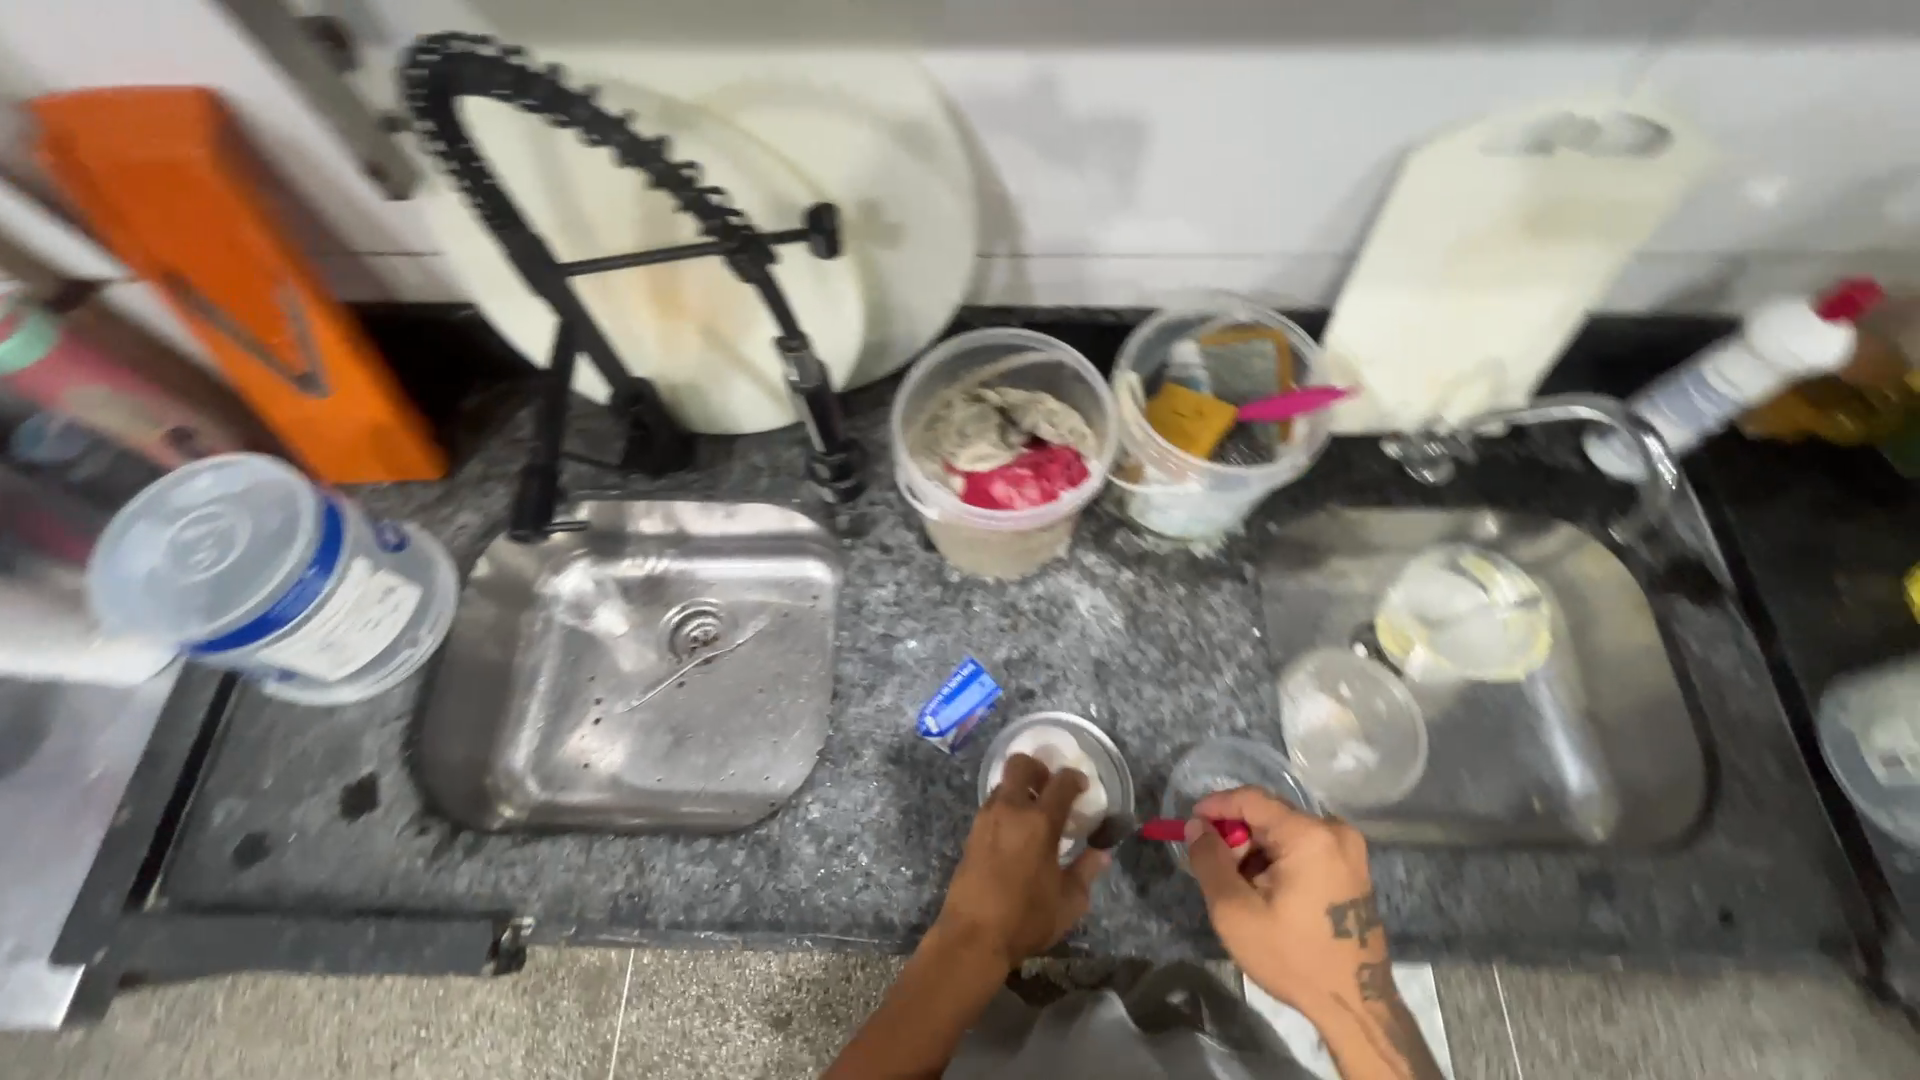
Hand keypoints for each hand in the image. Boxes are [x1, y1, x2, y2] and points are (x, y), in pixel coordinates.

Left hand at [936, 753, 1109, 969]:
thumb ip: (1087, 871)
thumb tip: (1102, 853)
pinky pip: (991, 805)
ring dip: (1019, 789)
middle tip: (1050, 788)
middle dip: (1038, 768)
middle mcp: (1010, 810)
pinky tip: (1015, 833)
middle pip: (1020, 764)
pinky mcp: (971, 833)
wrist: (973, 936)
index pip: (1061, 783)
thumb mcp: (1069, 901)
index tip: (1082, 786)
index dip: (1075, 778)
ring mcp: (986, 819)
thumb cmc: (1026, 918)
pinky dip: (1005, 808)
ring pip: (1003, 784)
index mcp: (1040, 822)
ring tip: (1032, 814)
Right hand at [1185, 787, 1387, 1017]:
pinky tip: (1267, 894)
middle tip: (1217, 870)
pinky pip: (1304, 848)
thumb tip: (1197, 825)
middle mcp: (1335, 832)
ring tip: (1242, 890)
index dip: (1215, 806)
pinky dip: (1278, 861)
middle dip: (1236, 836)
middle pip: (1269, 816)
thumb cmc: (1292, 957)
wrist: (1355, 1006)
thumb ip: (1209, 860)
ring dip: (1256, 851)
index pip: (1251, 799)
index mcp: (1309, 835)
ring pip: (1285, 833)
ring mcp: (1349, 851)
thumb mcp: (1234, 910)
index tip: (1191, 825)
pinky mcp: (1353, 870)